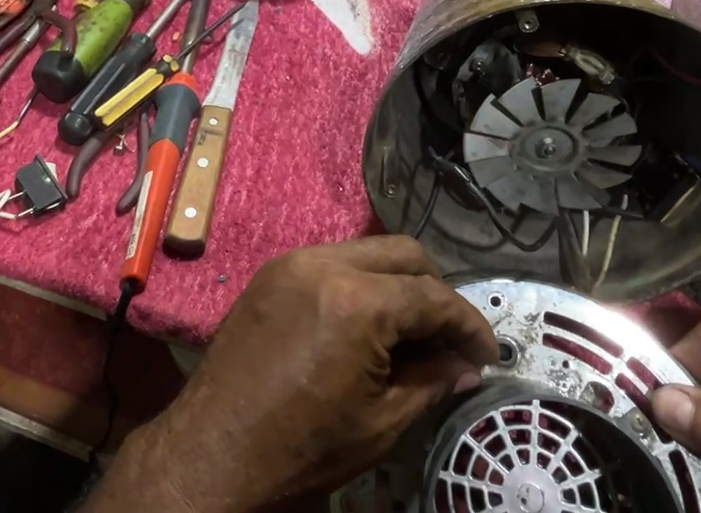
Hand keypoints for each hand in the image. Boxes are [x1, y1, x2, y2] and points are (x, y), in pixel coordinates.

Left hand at [86, 236, 496, 512]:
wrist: (213, 450)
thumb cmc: (302, 446)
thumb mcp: (381, 422)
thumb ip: (431, 380)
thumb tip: (465, 363)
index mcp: (357, 301)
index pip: (432, 295)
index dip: (468, 324)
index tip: (487, 353)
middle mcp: (325, 263)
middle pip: (403, 253)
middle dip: (435, 289)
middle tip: (449, 337)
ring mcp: (292, 261)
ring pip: (366, 251)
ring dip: (397, 282)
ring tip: (410, 332)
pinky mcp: (272, 272)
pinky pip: (331, 261)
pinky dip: (360, 282)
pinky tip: (367, 323)